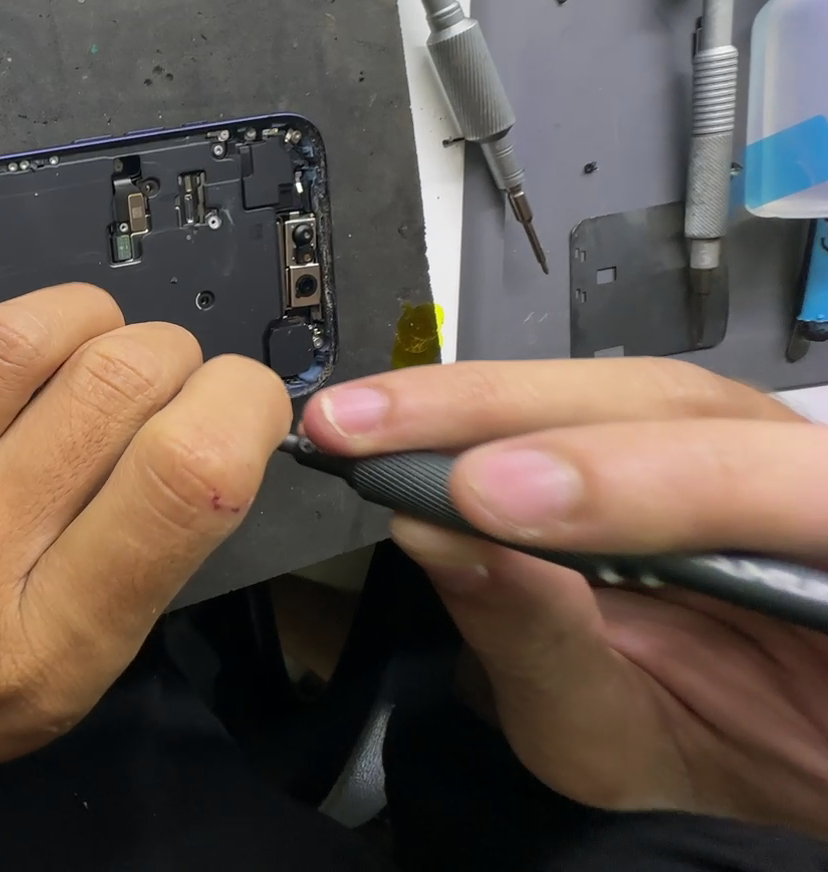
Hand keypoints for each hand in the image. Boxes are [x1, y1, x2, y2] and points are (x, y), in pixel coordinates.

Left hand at [0, 255, 291, 862]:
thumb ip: (132, 572)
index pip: (180, 482)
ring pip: (1, 349)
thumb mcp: (59, 692)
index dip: (238, 407)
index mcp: (49, 639)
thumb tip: (194, 443)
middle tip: (164, 376)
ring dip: (78, 313)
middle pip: (103, 391)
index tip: (240, 399)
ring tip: (91, 336)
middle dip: (168, 355)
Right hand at [303, 359, 827, 836]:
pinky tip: (388, 416)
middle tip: (356, 426)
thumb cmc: (701, 745)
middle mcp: (810, 478)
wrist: (738, 721)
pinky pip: (566, 402)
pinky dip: (462, 408)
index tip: (483, 500)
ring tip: (350, 419)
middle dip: (499, 410)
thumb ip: (545, 645)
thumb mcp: (624, 737)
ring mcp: (744, 439)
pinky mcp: (657, 429)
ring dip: (459, 399)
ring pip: (612, 387)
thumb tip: (428, 532)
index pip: (799, 498)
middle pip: (676, 405)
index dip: (646, 481)